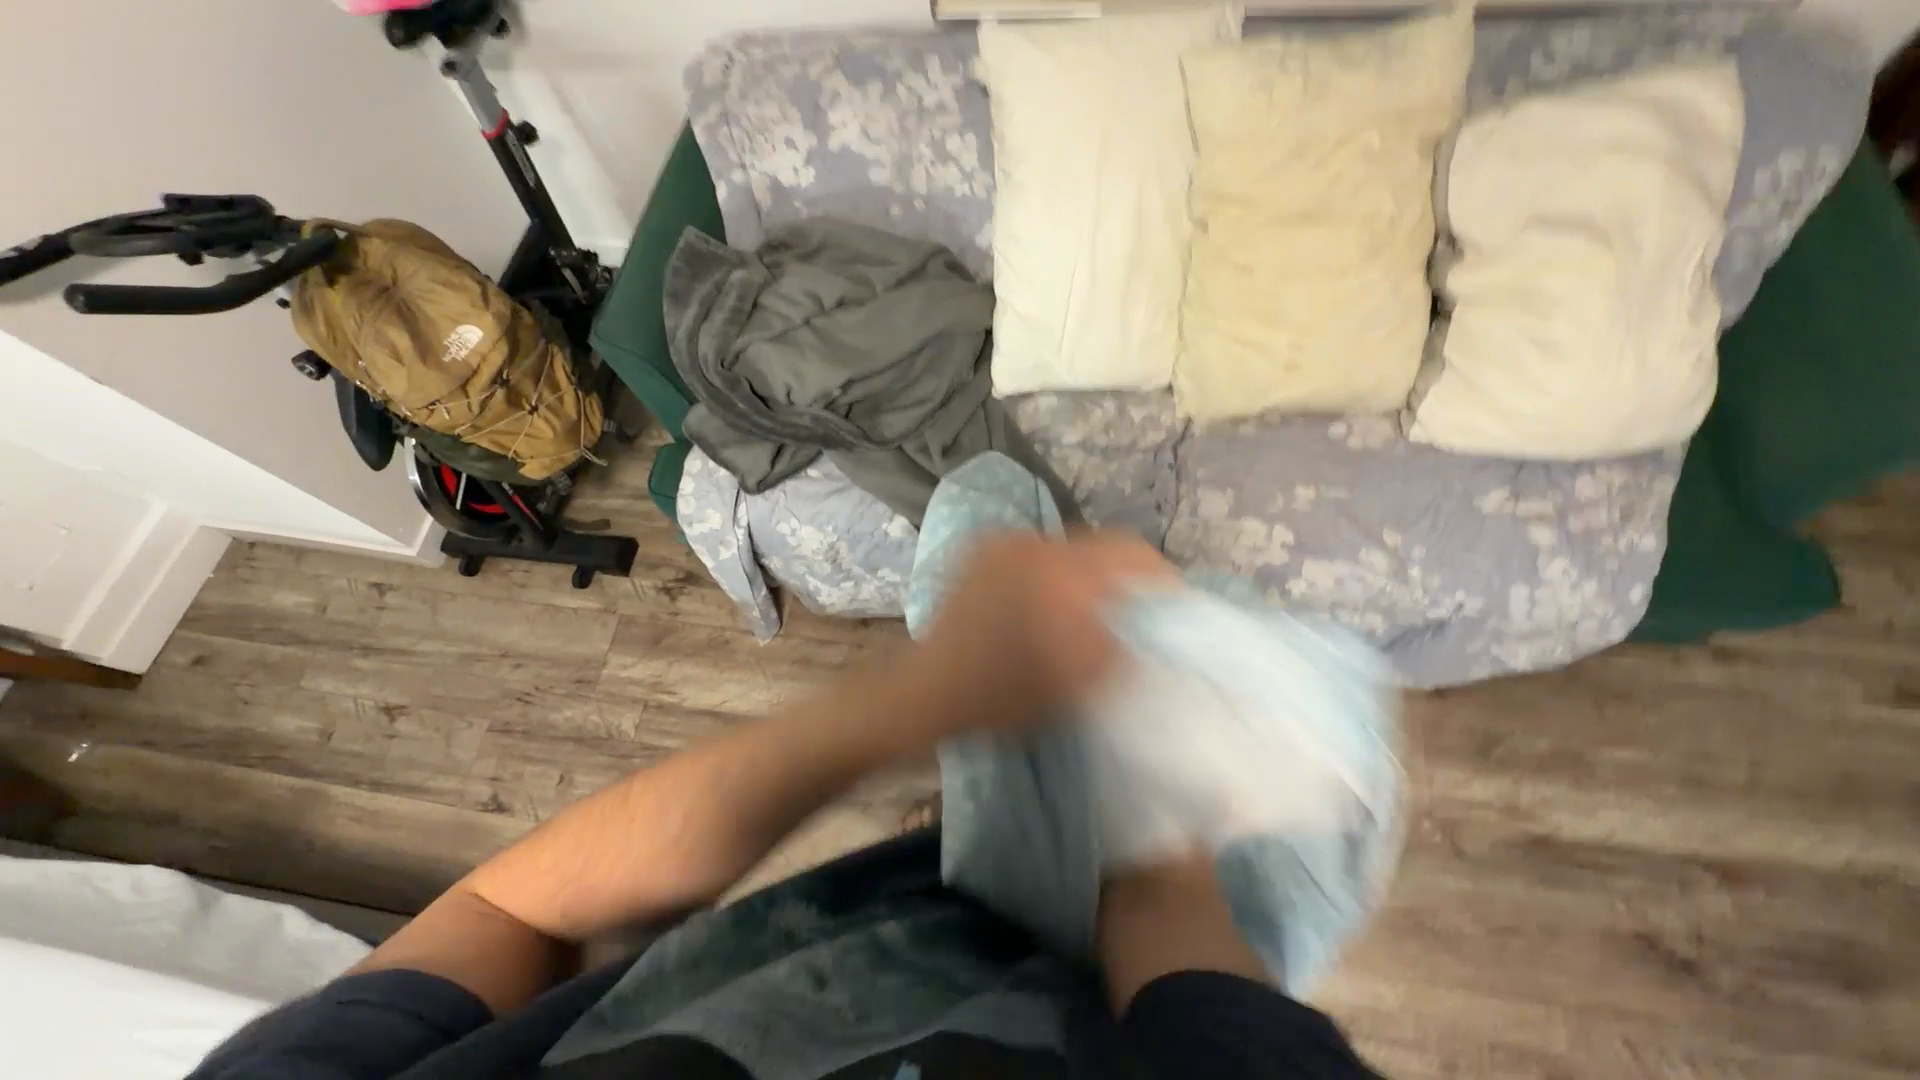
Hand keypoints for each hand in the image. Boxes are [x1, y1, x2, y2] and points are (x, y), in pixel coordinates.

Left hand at [910, 529, 1177, 735]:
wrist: (927, 689)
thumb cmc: (1003, 694)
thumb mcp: (1078, 681)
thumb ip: (1125, 647)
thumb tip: (1151, 627)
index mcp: (1060, 569)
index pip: (1128, 551)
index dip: (1157, 573)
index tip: (1170, 601)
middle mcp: (1031, 542)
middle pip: (1096, 546)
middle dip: (1119, 575)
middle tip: (1132, 609)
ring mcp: (1000, 543)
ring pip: (1064, 548)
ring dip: (1084, 573)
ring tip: (1089, 608)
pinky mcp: (980, 552)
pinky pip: (1032, 553)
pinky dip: (1050, 572)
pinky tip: (1047, 602)